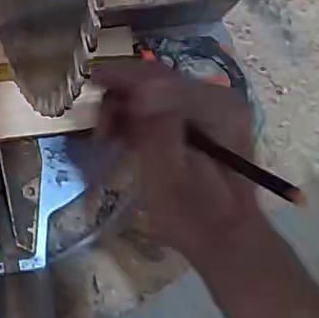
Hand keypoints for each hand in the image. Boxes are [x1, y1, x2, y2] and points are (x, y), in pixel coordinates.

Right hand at [92, 61, 263, 266]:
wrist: (228, 243)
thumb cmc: (195, 217)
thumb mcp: (168, 176)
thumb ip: (155, 127)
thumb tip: (138, 88)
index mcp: (215, 107)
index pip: (160, 77)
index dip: (122, 74)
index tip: (91, 79)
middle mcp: (218, 97)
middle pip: (158, 79)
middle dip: (121, 95)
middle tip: (99, 127)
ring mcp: (213, 107)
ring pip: (158, 90)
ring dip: (128, 106)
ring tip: (108, 136)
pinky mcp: (205, 119)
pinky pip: (165, 103)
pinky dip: (141, 115)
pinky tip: (125, 136)